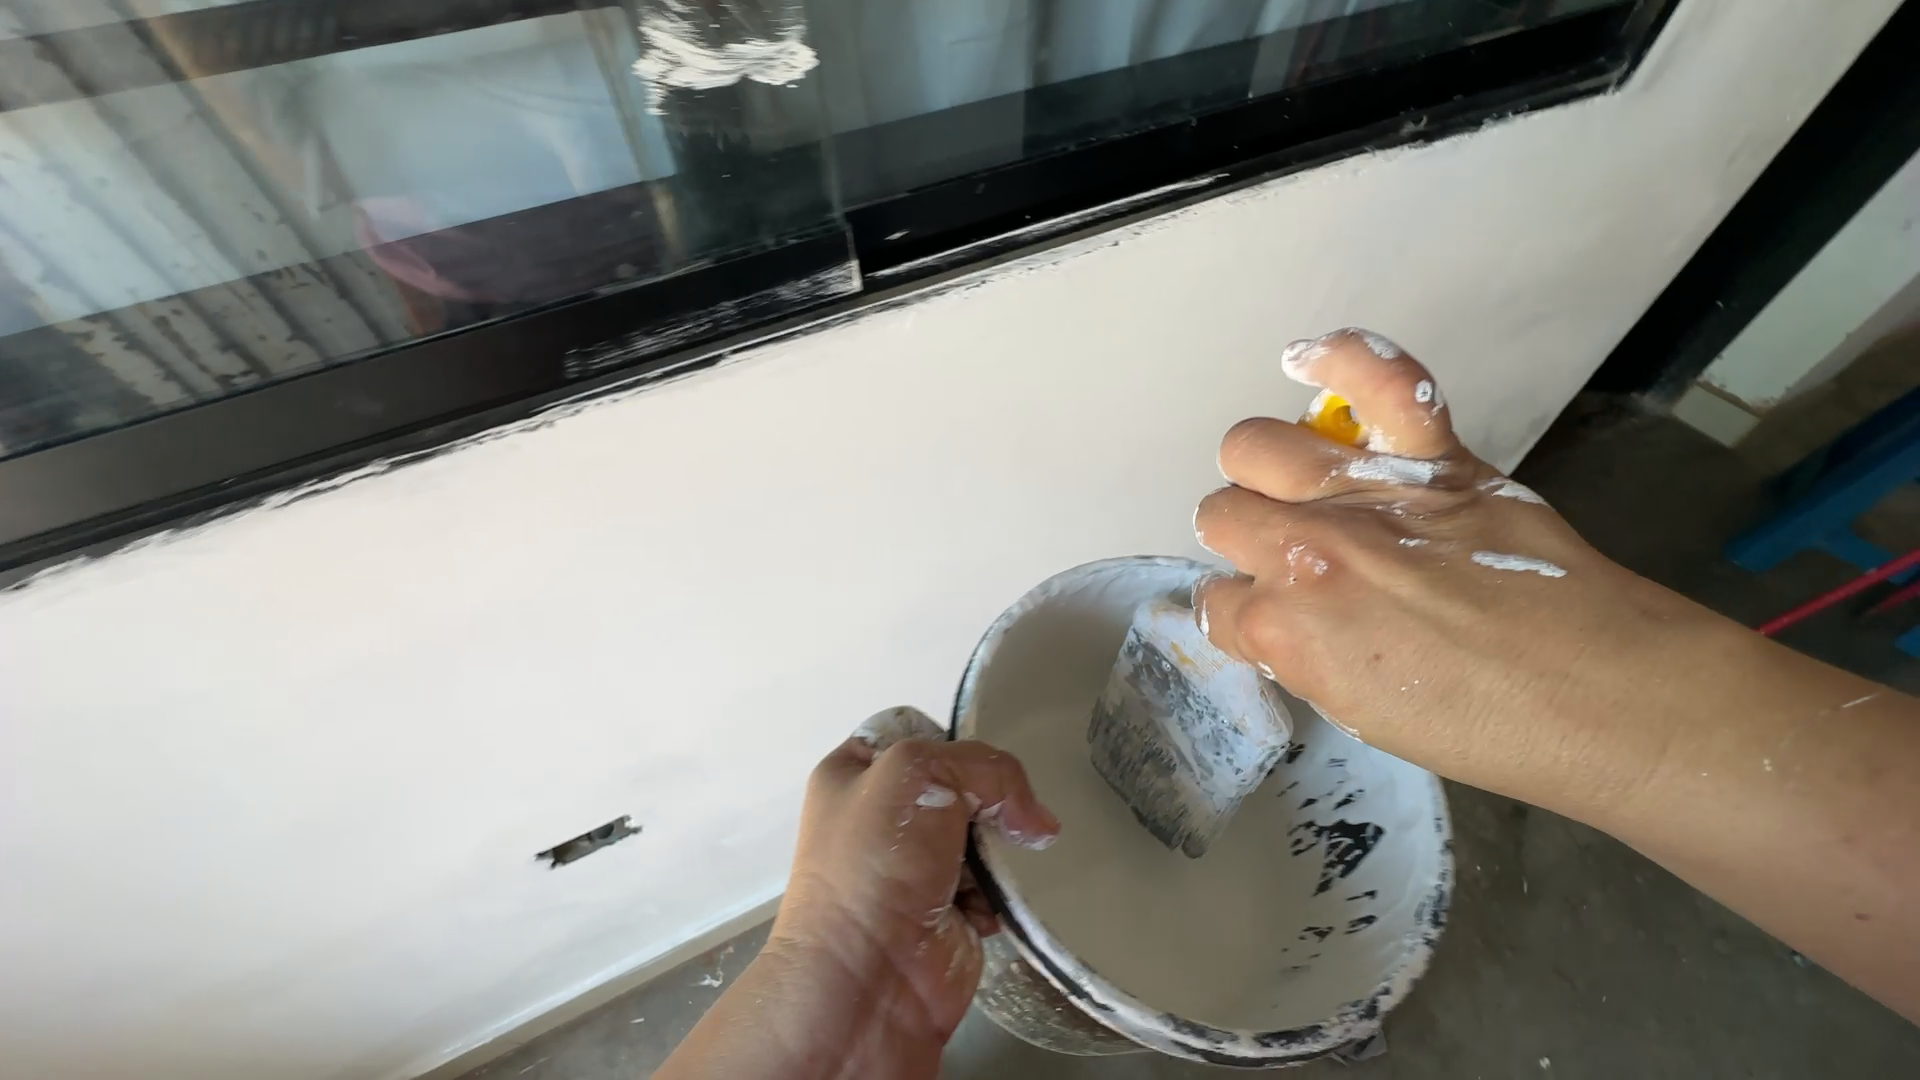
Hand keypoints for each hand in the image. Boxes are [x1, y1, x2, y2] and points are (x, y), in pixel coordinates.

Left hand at [744, 708, 1058, 1078]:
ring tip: (995, 864)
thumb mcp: (921, 774)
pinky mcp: (946, 910)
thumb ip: (988, 769)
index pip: (917, 732)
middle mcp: (881, 814)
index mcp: (856, 771)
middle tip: (1005, 815)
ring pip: (982, 832)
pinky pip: (992, 883)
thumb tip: (1036, 822)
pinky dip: (1000, 890)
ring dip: (998, 847)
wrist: (865, 982)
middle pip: (959, 782)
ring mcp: (914, 864)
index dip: (951, 742)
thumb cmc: (877, 861)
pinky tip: (989, 904)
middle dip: (986, 799)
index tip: (975, 763)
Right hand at [1191, 329, 1710, 817]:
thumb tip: (1269, 609)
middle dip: (1241, 541)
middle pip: (1218, 515)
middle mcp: (1305, 551)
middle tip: (1288, 559)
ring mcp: (1365, 495)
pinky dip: (1342, 359)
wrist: (1606, 699)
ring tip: (1293, 488)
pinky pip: (1379, 379)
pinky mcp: (1435, 459)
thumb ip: (1290, 648)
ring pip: (1251, 446)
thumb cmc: (1475, 725)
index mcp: (1283, 626)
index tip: (1272, 622)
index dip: (1239, 614)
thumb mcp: (1347, 708)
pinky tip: (1307, 361)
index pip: (1213, 602)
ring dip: (1258, 472)